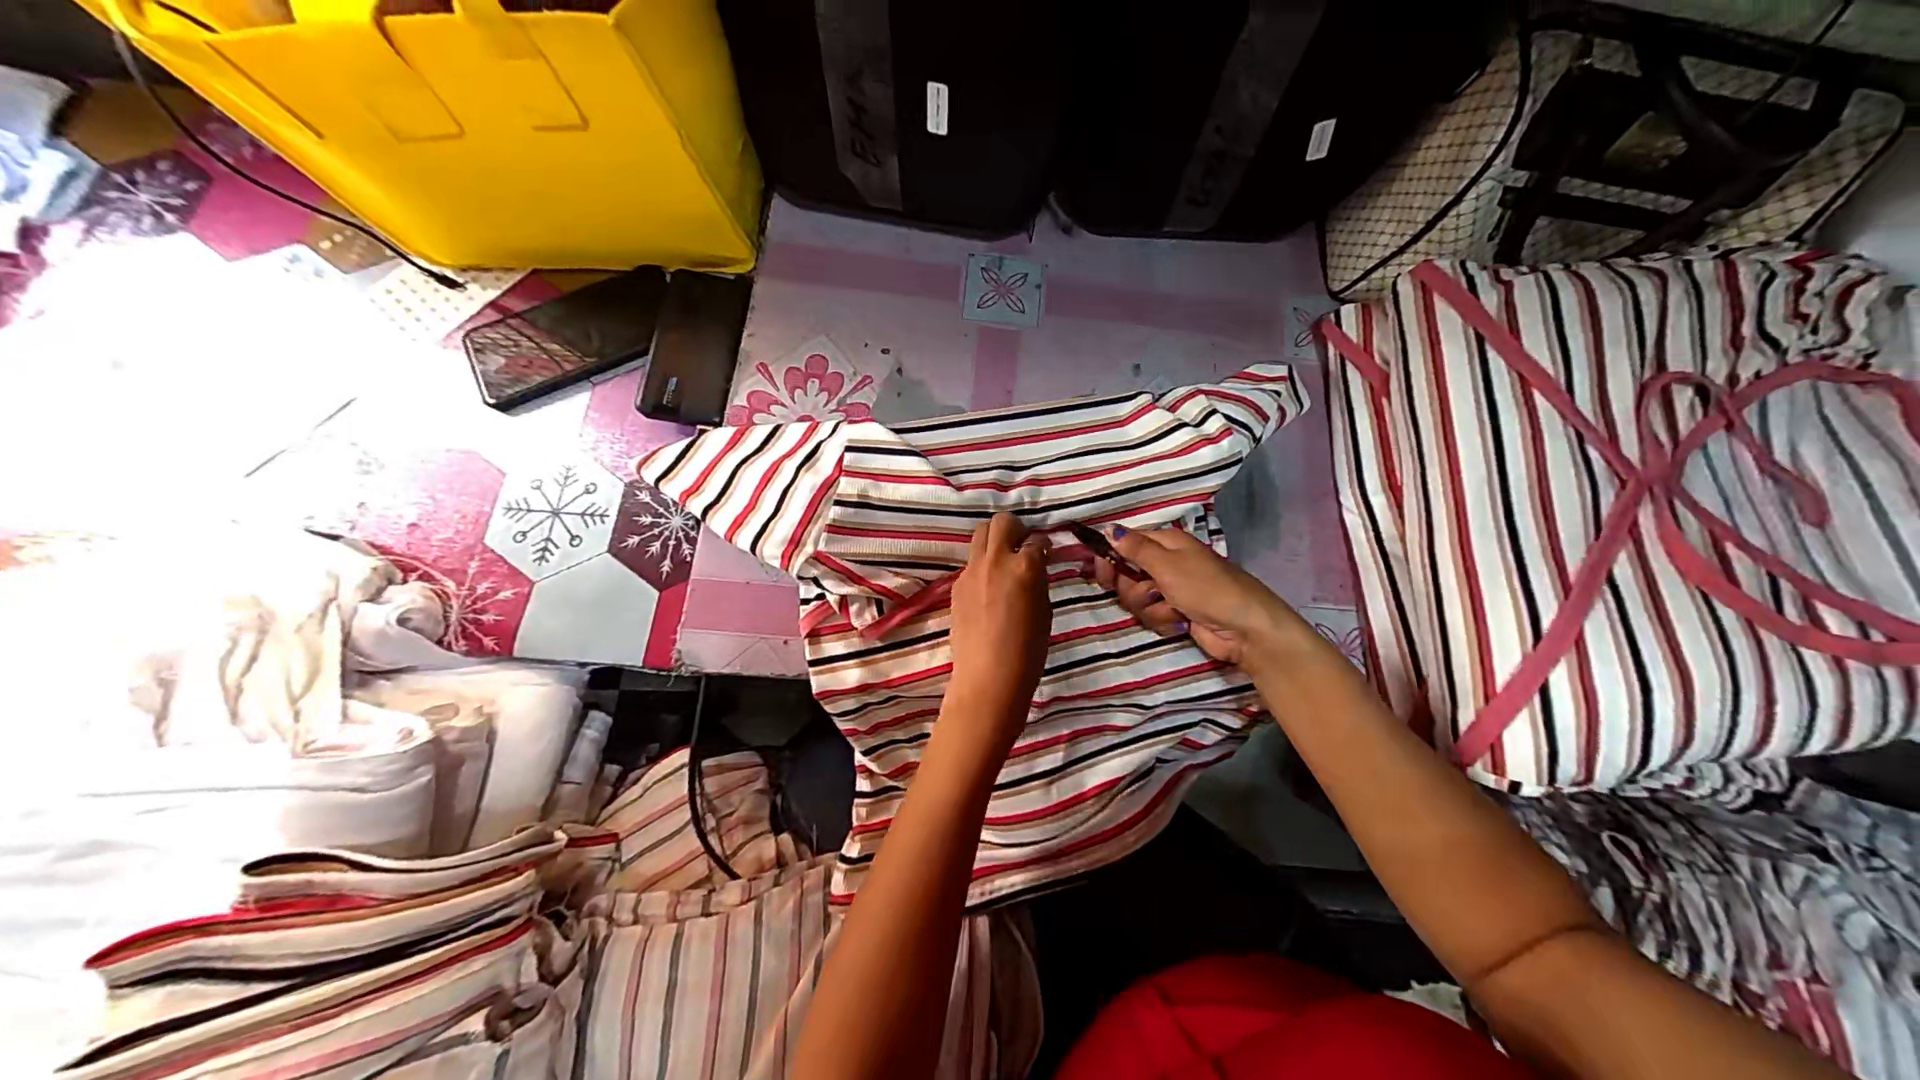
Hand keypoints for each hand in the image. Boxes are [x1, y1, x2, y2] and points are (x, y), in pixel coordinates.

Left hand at [946, 513, 1051, 746]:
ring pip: (980, 535)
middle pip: (1001, 522)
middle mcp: (996, 560)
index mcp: (1025, 566)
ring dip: (995, 542)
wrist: (988, 677)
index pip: (1037, 540)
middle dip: (1015, 530)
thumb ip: (1039, 580)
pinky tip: (988, 589)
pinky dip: (982, 566)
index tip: (1045, 555)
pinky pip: (971, 563)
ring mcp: (971, 571)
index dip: (1043, 547)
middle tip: (1022, 548)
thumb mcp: (1045, 610)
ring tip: (1003, 564)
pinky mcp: (956, 585)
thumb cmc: (1027, 651)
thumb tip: (1035, 566)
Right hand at [1092, 526, 1298, 665]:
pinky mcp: (1174, 614)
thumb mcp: (1168, 565)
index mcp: (1166, 544)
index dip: (1110, 557)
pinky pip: (1151, 616)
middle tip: (1152, 591)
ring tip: (1174, 610)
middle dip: (1134, 589)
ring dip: (1151, 608)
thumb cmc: (1207, 588)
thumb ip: (1135, 549)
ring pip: (1137, 599)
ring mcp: (1169, 591)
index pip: (1125, 544)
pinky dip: (1163, 620)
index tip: (1102, 570)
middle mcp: (1165, 565)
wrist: (1244, 628)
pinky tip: (1181, 622)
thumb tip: (1109, 529)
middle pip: (1126, 575)